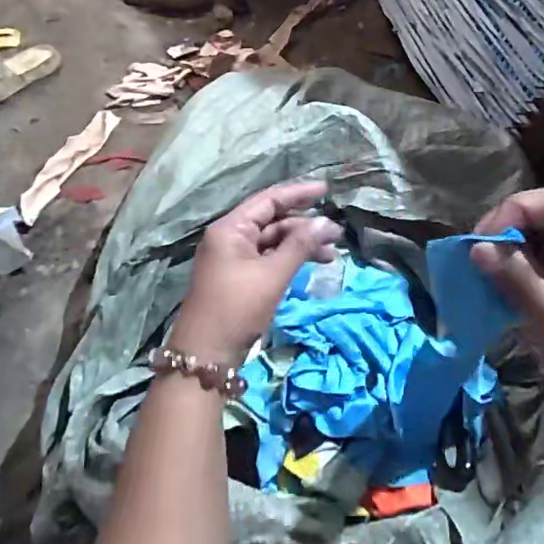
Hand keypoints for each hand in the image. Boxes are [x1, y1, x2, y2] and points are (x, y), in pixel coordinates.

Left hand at [169, 180, 341, 358]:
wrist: (206, 353)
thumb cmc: (237, 308)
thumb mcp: (272, 275)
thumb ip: (299, 245)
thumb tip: (326, 222)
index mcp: (231, 229)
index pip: (268, 200)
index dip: (298, 193)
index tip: (326, 190)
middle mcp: (230, 238)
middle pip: (272, 220)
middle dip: (304, 225)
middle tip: (336, 234)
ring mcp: (233, 258)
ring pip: (272, 241)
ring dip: (300, 244)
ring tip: (331, 254)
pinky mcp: (239, 277)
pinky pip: (268, 258)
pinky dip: (289, 259)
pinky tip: (311, 265)